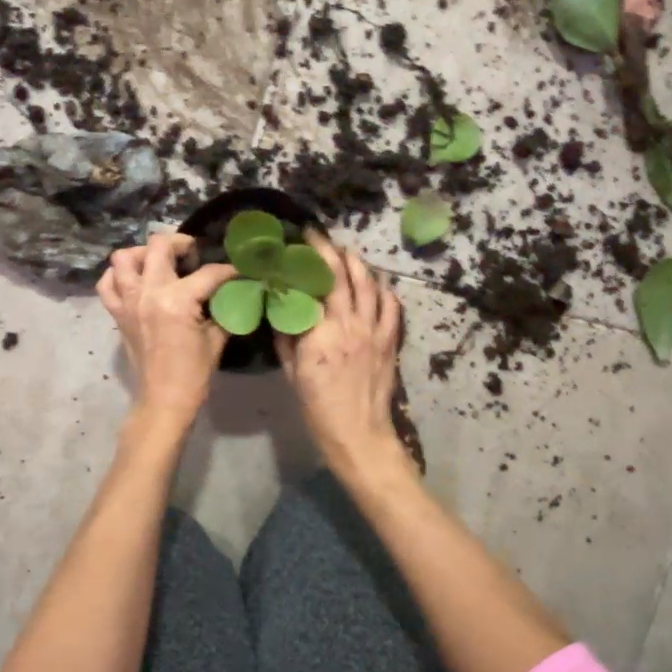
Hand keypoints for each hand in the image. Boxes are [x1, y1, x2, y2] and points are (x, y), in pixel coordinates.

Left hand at [97, 232, 236, 422]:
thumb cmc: (194, 374)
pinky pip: (107, 284)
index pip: (207, 273)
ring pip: (124, 257)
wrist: (163, 400)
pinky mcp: (117, 313)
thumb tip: (235, 291)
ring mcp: (128, 302)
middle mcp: (148, 293)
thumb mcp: (216, 339)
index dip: (228, 270)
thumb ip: (223, 309)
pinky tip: (134, 280)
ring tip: (159, 262)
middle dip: (181, 244)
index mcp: (177, 301)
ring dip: (143, 253)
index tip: (238, 271)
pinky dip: (117, 276)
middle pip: (159, 246)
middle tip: (192, 256)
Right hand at [275, 236, 408, 476]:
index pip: (311, 286)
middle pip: (340, 276)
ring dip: (355, 262)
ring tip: (344, 252)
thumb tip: (281, 310)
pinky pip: (390, 305)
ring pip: (367, 283)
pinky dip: (382, 288)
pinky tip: (375, 282)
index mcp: (319, 334)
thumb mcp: (292, 373)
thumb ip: (287, 338)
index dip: (302, 263)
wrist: (358, 433)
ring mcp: (373, 330)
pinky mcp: (390, 339)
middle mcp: (348, 324)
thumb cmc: (318, 408)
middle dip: (328, 251)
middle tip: (317, 238)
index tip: (294, 248)